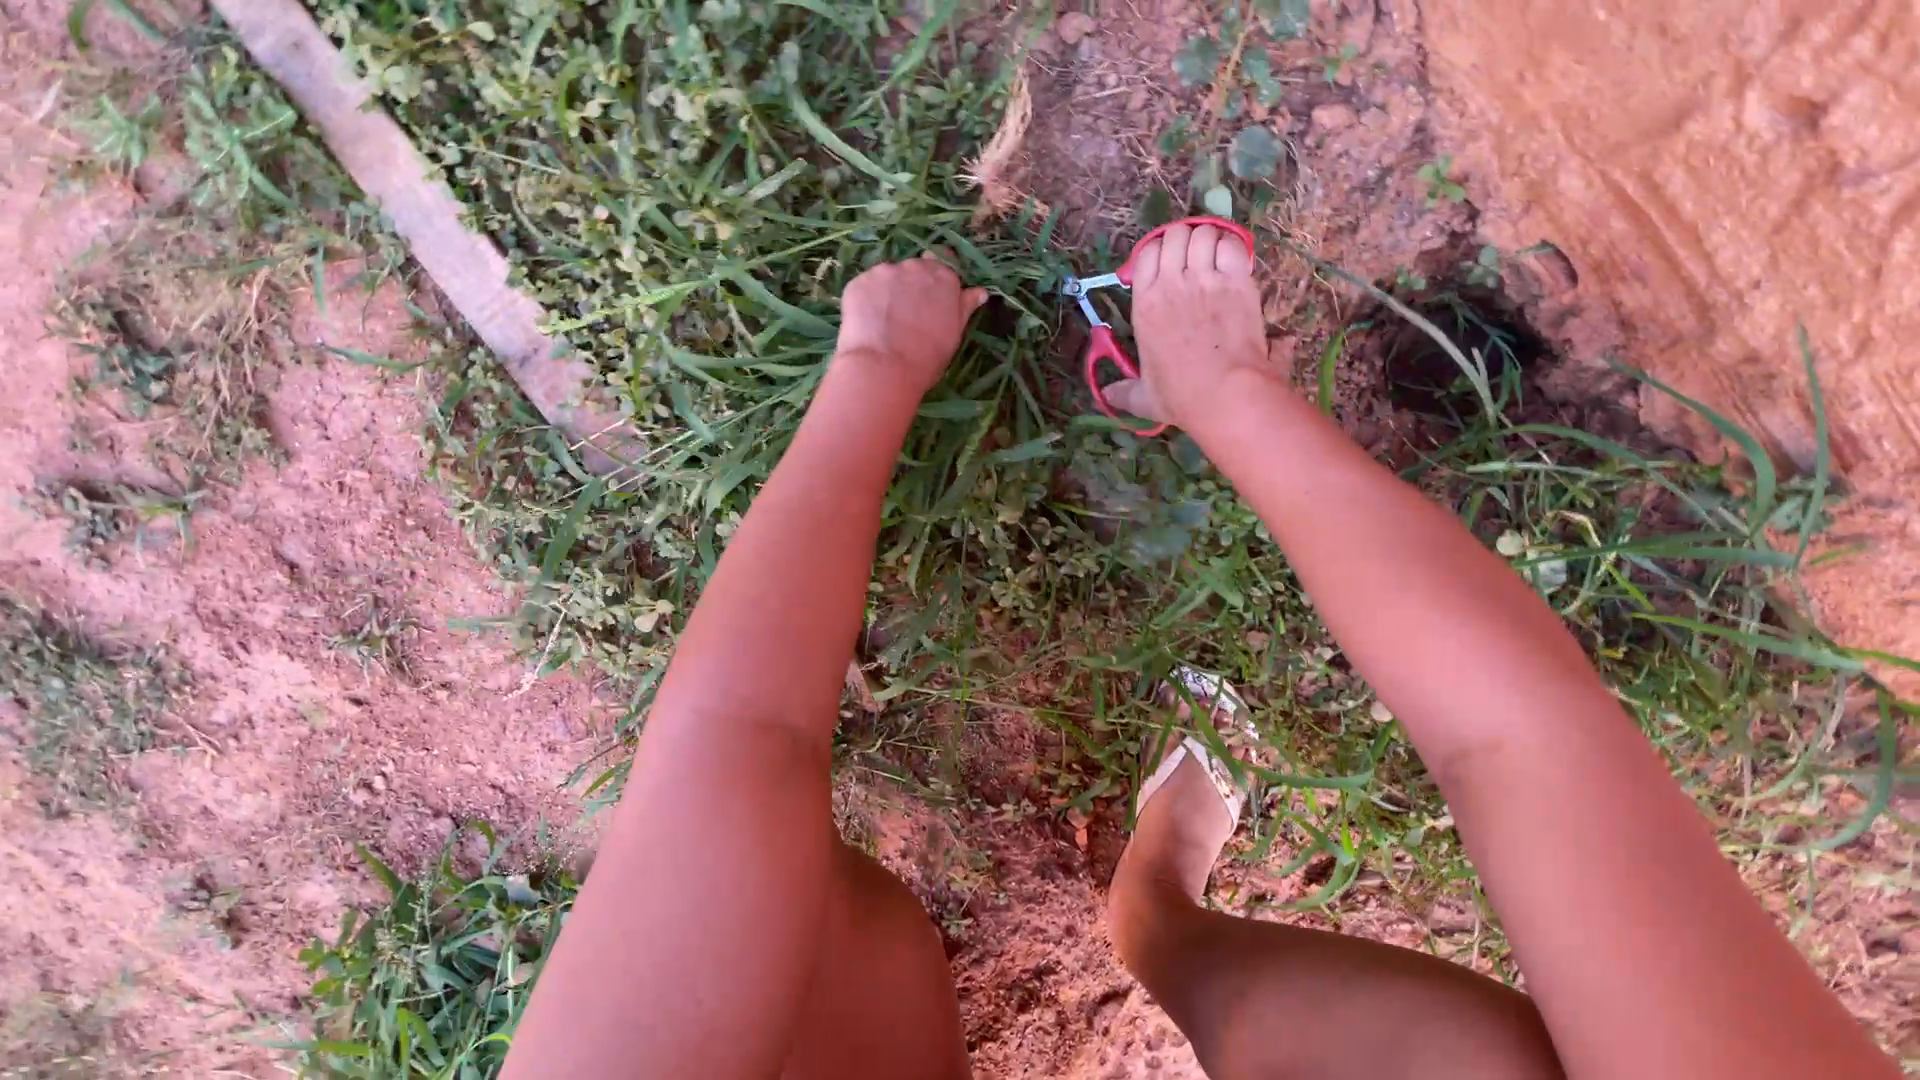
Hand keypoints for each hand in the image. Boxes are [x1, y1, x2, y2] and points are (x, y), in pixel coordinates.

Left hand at [834, 254, 988, 399]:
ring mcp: (884, 271)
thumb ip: (964, 308)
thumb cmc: (926, 358)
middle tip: (906, 315)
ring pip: (887, 277)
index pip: (944, 262)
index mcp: (944, 278)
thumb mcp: (953, 335)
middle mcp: (915, 267)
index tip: (931, 298)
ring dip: (888, 292)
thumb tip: (979, 292)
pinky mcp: (859, 281)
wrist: (883, 368)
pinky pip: (865, 287)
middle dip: (911, 286)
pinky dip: (866, 300)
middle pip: (914, 269)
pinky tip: (867, 323)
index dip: (937, 280)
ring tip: (884, 321)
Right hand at [1103, 223, 1267, 428]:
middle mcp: (1172, 283)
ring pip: (1205, 233)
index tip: (1167, 265)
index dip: (1158, 252)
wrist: (1225, 393)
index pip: (1147, 253)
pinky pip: (1232, 245)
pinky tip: (1234, 262)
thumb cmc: (1181, 395)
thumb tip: (1107, 396)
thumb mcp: (1144, 396)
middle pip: (1176, 235)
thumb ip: (1124, 392)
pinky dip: (1232, 247)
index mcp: (1145, 304)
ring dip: (1210, 239)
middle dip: (1185, 240)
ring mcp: (1206, 278)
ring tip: (1214, 255)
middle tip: (1194, 256)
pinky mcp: (1238, 281)